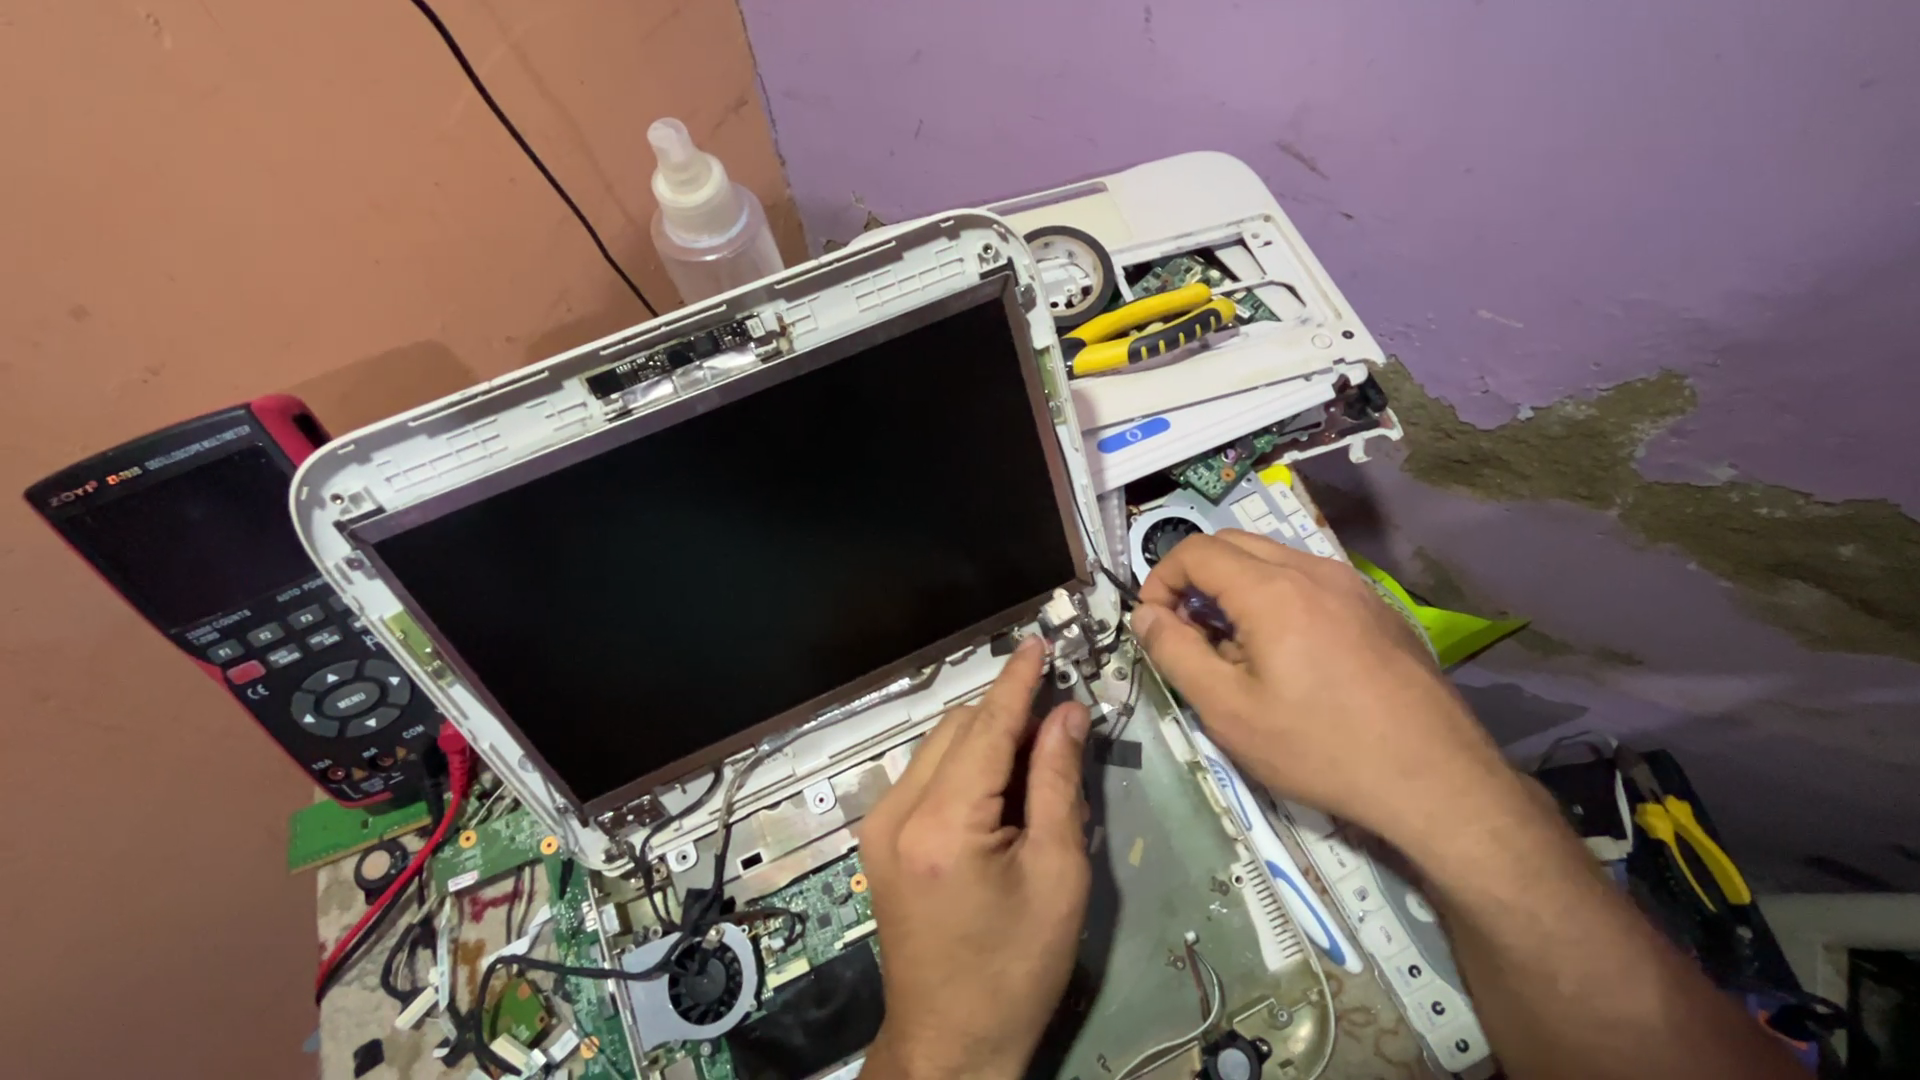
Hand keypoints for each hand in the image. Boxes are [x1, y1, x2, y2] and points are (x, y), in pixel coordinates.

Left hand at [859, 637, 1091, 1079]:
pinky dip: (964, 765)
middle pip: (958, 728)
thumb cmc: (1016, 969)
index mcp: (944, 824)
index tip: (1039, 643)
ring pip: (939, 746)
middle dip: (1008, 714)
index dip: (1018, 682)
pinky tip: (997, 790)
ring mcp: (879, 823)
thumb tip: (1066, 714)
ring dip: (986, 739)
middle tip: (1059, 722)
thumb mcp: (1058, 876)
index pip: (987, 728)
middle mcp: (898, 811)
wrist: (950, 1040)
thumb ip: (1058, 783)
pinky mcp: (879, 837)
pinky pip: (925, 774)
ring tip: (1034, 759)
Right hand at [1133, 530, 1512, 850]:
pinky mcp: (1378, 608)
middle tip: (1187, 631)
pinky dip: (1278, 597)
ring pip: (1274, 559)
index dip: (1161, 580)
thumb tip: (1145, 615)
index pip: (1195, 551)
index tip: (1155, 624)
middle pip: (1233, 543)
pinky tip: (1289, 654)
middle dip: (1196, 577)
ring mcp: (1353, 586)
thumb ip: (1175, 653)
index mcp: (1272, 589)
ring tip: (1235, 646)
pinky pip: (1311, 581)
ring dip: (1237, 586)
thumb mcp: (1227, 711)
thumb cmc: (1319, 746)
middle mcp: (1313, 570)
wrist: (1435, 779)